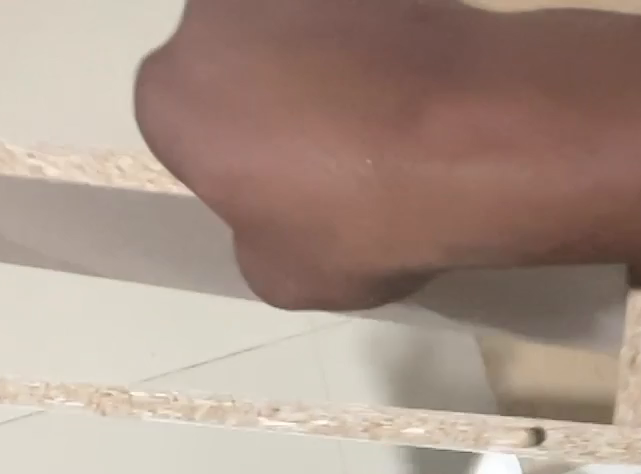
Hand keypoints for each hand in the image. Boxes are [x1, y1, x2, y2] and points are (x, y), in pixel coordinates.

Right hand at [135, 0, 640, 311]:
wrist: (468, 146)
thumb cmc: (357, 224)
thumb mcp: (285, 280)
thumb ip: (255, 243)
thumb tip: (272, 221)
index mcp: (173, 99)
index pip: (186, 136)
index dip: (236, 172)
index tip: (286, 201)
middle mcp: (212, 17)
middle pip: (235, 74)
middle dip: (272, 115)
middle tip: (338, 172)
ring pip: (293, 40)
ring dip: (323, 79)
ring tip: (386, 139)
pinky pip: (353, 22)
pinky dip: (372, 52)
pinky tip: (413, 101)